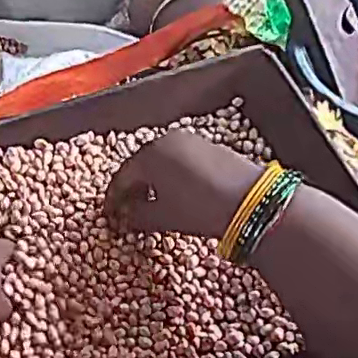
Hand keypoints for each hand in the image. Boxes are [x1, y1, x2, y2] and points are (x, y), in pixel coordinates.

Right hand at [104, 131, 264, 238]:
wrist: (248, 200)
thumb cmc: (197, 209)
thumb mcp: (161, 218)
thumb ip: (136, 215)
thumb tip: (125, 215)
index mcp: (148, 156)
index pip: (120, 178)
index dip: (112, 198)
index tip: (109, 215)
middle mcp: (165, 141)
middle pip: (138, 165)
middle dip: (131, 187)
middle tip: (126, 208)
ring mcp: (188, 140)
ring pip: (159, 160)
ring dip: (150, 180)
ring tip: (149, 202)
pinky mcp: (207, 145)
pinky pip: (177, 159)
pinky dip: (168, 174)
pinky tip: (172, 192)